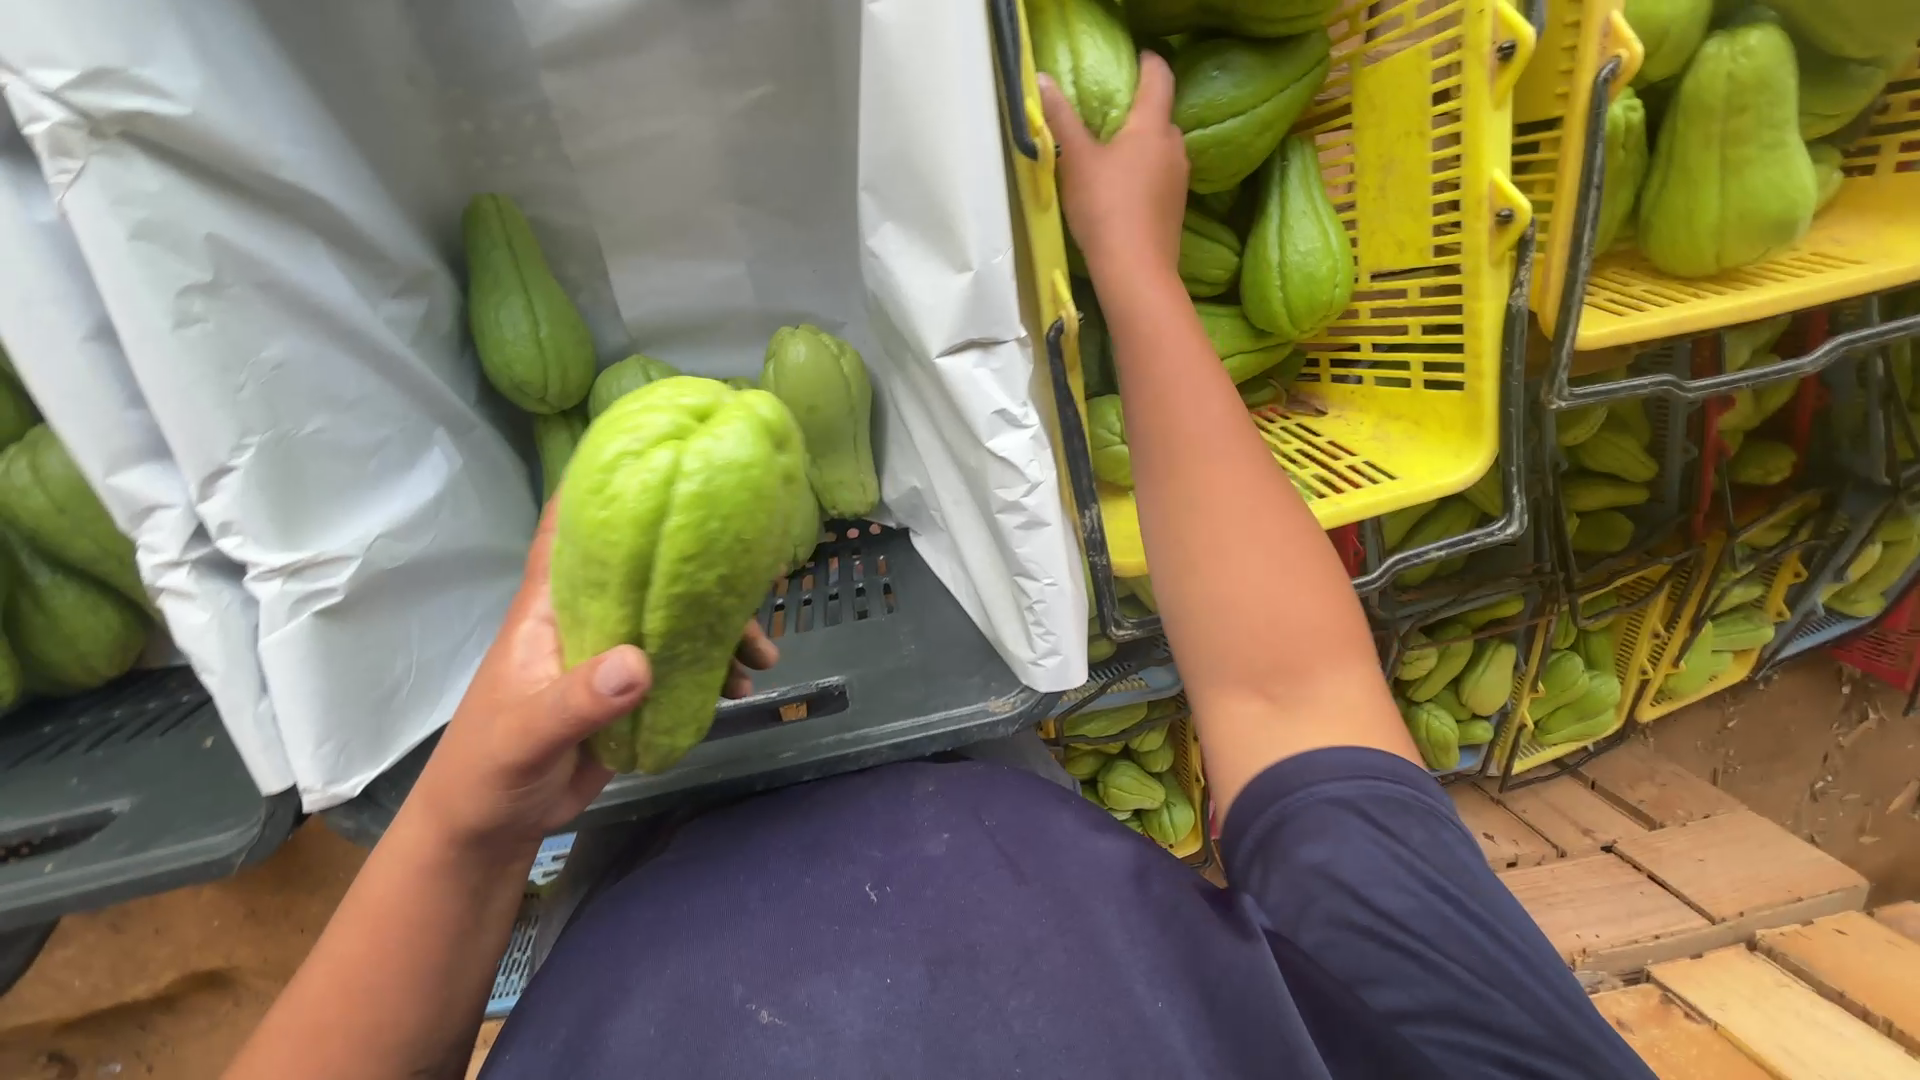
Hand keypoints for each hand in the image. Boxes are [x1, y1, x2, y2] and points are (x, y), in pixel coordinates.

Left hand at [407, 497, 778, 854]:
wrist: (493, 826)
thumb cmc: (489, 768)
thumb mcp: (527, 735)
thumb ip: (577, 701)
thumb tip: (640, 663)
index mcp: (552, 608)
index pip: (572, 531)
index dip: (607, 489)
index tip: (662, 460)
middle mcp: (590, 617)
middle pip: (653, 573)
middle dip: (705, 573)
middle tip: (762, 581)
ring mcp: (615, 655)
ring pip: (679, 620)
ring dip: (724, 631)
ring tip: (763, 657)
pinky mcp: (636, 691)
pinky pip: (687, 665)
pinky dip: (718, 671)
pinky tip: (742, 688)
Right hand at [1038, 53, 1188, 276]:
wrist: (1135, 271)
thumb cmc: (1105, 208)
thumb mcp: (1075, 161)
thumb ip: (1059, 119)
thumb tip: (1041, 80)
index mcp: (1153, 125)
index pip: (1159, 76)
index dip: (1147, 63)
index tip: (1132, 61)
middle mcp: (1174, 147)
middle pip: (1161, 116)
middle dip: (1139, 113)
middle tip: (1110, 119)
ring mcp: (1179, 180)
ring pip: (1161, 151)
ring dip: (1141, 149)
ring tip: (1113, 158)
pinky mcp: (1175, 210)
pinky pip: (1160, 180)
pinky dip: (1144, 177)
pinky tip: (1123, 193)